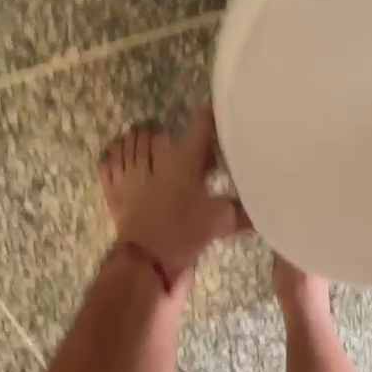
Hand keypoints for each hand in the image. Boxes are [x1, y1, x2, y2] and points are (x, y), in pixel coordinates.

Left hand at [102, 106, 245, 280]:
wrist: (147, 259)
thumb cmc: (185, 232)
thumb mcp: (220, 221)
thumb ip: (241, 212)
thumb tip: (263, 214)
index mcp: (184, 159)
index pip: (199, 126)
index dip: (209, 116)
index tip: (215, 111)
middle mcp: (154, 158)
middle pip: (160, 134)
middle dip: (172, 138)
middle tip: (184, 149)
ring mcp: (128, 172)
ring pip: (131, 143)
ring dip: (141, 143)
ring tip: (152, 150)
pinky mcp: (112, 190)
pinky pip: (109, 164)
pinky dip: (115, 159)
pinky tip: (121, 160)